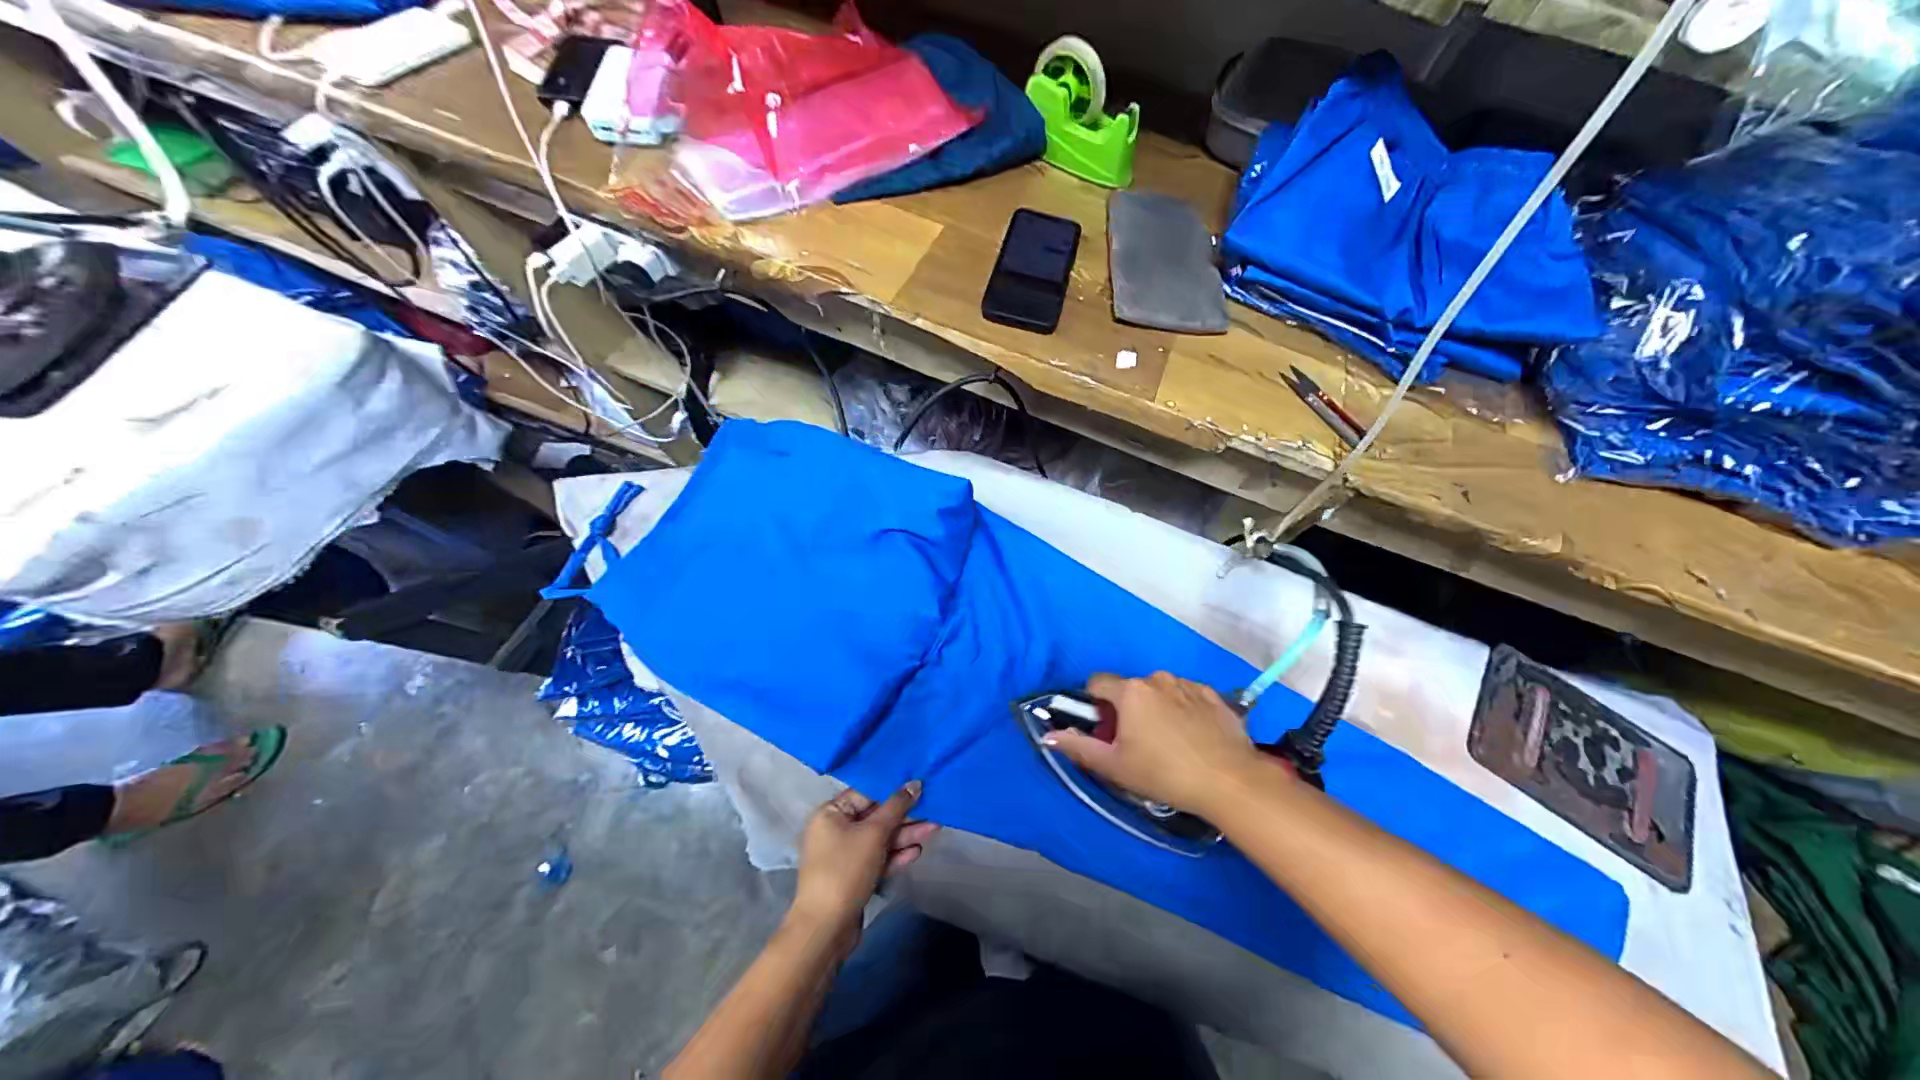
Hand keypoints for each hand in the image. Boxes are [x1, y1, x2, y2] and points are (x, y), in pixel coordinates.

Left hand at [790, 783, 938, 932]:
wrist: (827, 928)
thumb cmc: (846, 869)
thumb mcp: (873, 833)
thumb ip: (896, 806)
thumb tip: (914, 783)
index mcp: (830, 813)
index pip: (865, 793)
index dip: (893, 789)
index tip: (919, 785)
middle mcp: (835, 830)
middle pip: (875, 816)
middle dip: (904, 816)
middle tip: (932, 810)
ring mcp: (845, 855)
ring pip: (879, 839)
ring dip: (905, 835)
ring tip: (933, 829)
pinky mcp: (855, 876)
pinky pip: (878, 858)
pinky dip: (895, 855)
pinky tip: (916, 852)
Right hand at [1043, 672, 1271, 817]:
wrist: (1230, 781)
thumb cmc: (1164, 774)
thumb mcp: (1115, 766)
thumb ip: (1079, 747)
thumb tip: (1049, 737)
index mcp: (1130, 691)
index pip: (1098, 683)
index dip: (1095, 704)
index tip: (1106, 730)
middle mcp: (1157, 678)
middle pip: (1130, 689)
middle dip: (1128, 710)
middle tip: (1138, 744)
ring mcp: (1189, 684)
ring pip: (1160, 692)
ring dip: (1157, 709)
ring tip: (1170, 744)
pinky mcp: (1215, 696)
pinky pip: (1188, 697)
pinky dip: (1184, 711)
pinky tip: (1194, 739)